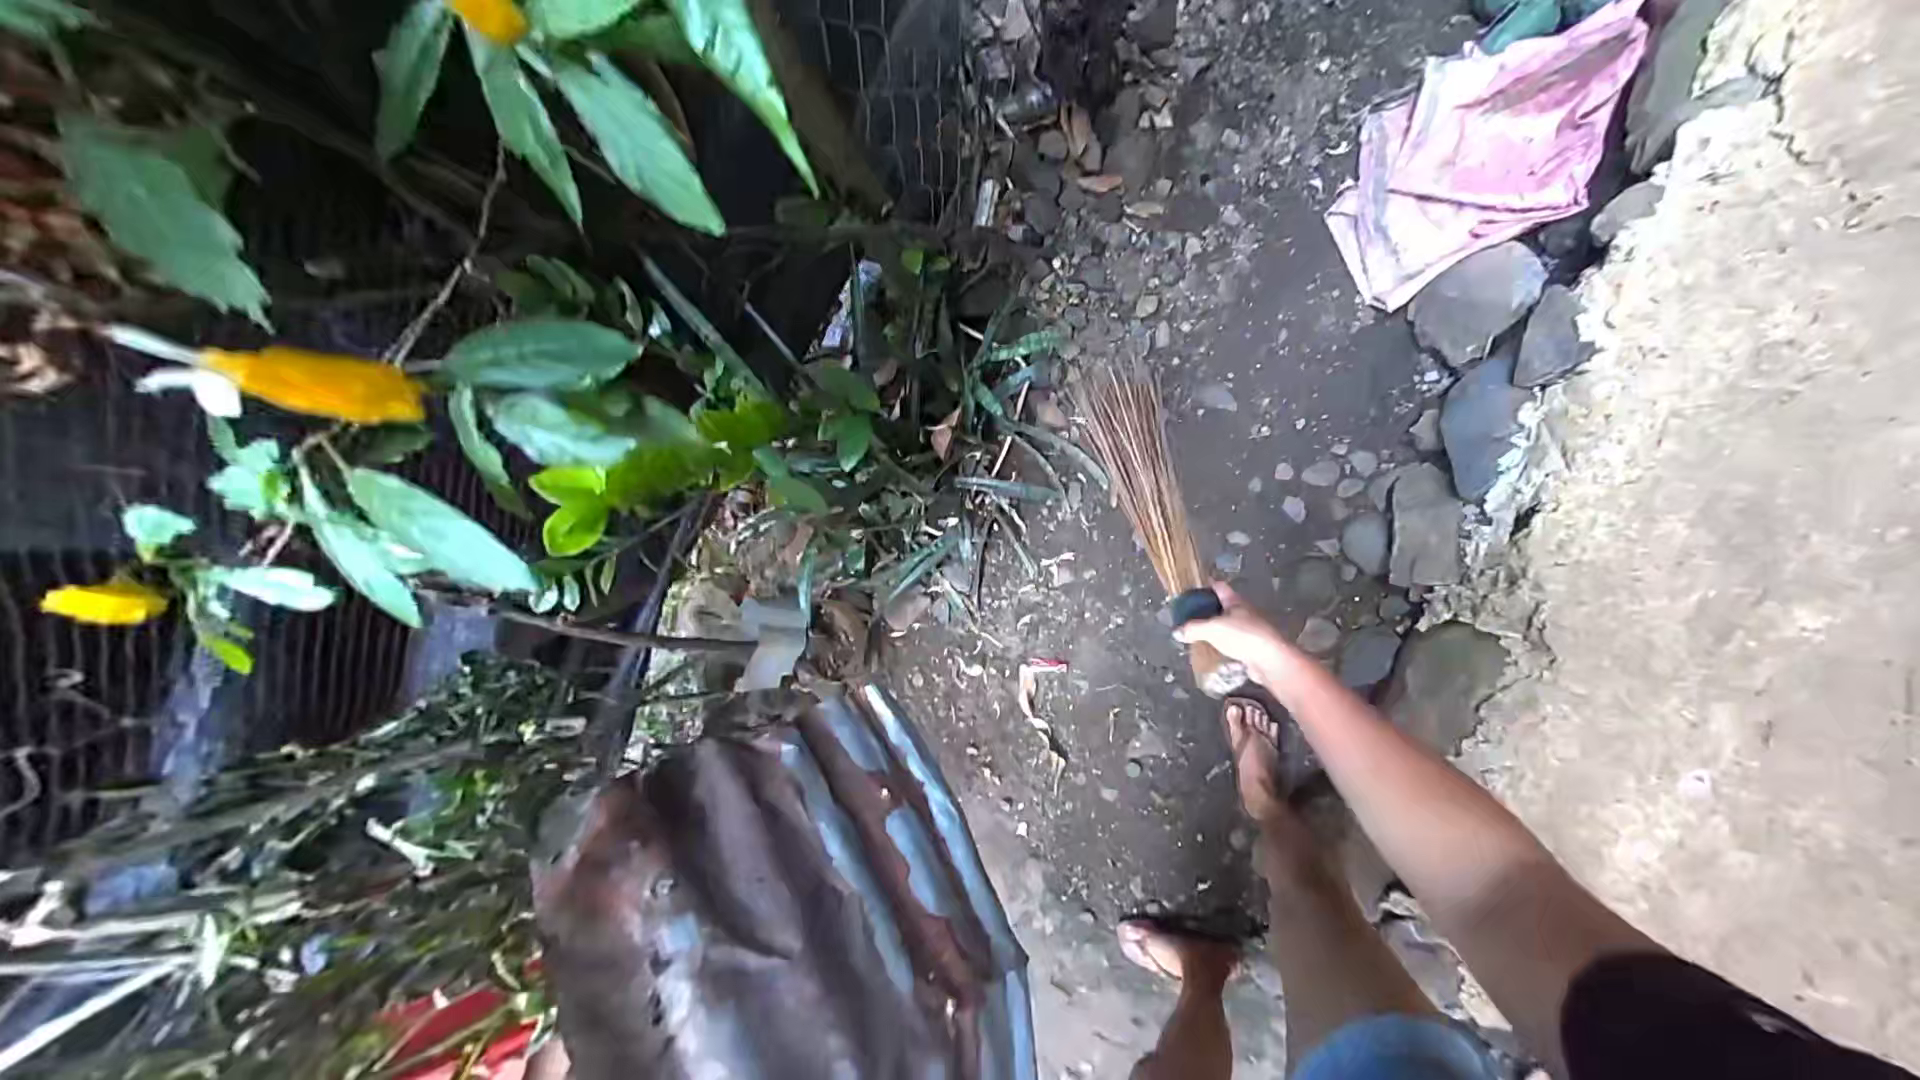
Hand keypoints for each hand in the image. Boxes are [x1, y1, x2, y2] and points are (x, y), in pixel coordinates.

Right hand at [1172, 583, 1296, 684]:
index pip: (1219, 587)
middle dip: (1208, 610)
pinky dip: (1222, 646)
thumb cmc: (1243, 636)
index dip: (1206, 586)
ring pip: (1228, 626)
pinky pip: (1233, 643)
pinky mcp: (1252, 647)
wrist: (1270, 660)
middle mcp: (1244, 613)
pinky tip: (1211, 651)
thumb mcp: (1212, 629)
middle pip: (1223, 607)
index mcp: (1236, 602)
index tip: (1192, 589)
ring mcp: (1250, 630)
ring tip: (1197, 635)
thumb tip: (1177, 632)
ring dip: (1215, 630)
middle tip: (1190, 615)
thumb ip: (1193, 628)